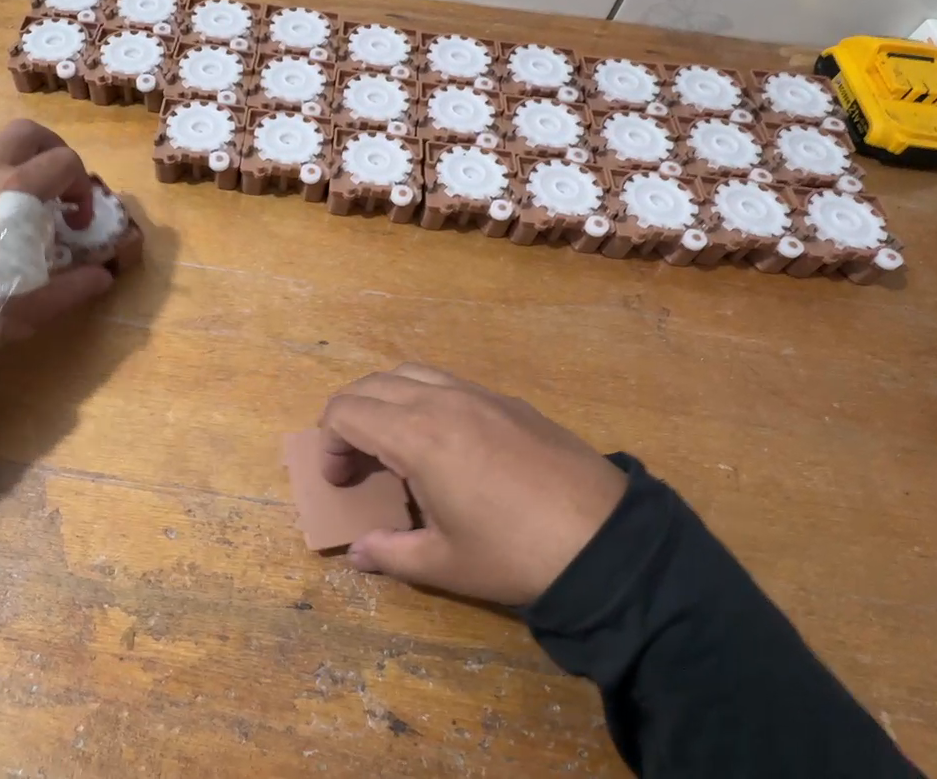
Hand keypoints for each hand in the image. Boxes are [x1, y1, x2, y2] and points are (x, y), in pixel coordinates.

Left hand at [0, 119, 114, 356]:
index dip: (83, 188)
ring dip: (27, 166)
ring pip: (0, 148)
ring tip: (32, 206)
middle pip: (29, 133)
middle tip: (62, 188)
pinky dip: (0, 180)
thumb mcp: (29, 309)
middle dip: (55, 152)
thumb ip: (73, 288)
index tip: (79, 223)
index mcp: (14, 194)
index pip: (66, 161)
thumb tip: (102, 276)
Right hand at [320, 364, 628, 605]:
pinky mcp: (508, 400)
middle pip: (371, 384)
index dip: (328, 443)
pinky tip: (442, 441)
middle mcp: (441, 400)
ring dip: (385, 400)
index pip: (346, 411)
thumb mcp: (444, 564)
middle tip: (356, 463)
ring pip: (410, 372)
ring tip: (392, 443)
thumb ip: (388, 553)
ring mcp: (478, 394)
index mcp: (416, 435)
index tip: (339, 480)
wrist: (607, 543)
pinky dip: (423, 398)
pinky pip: (448, 381)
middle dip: (349, 418)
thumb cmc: (515, 554)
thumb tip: (356, 553)